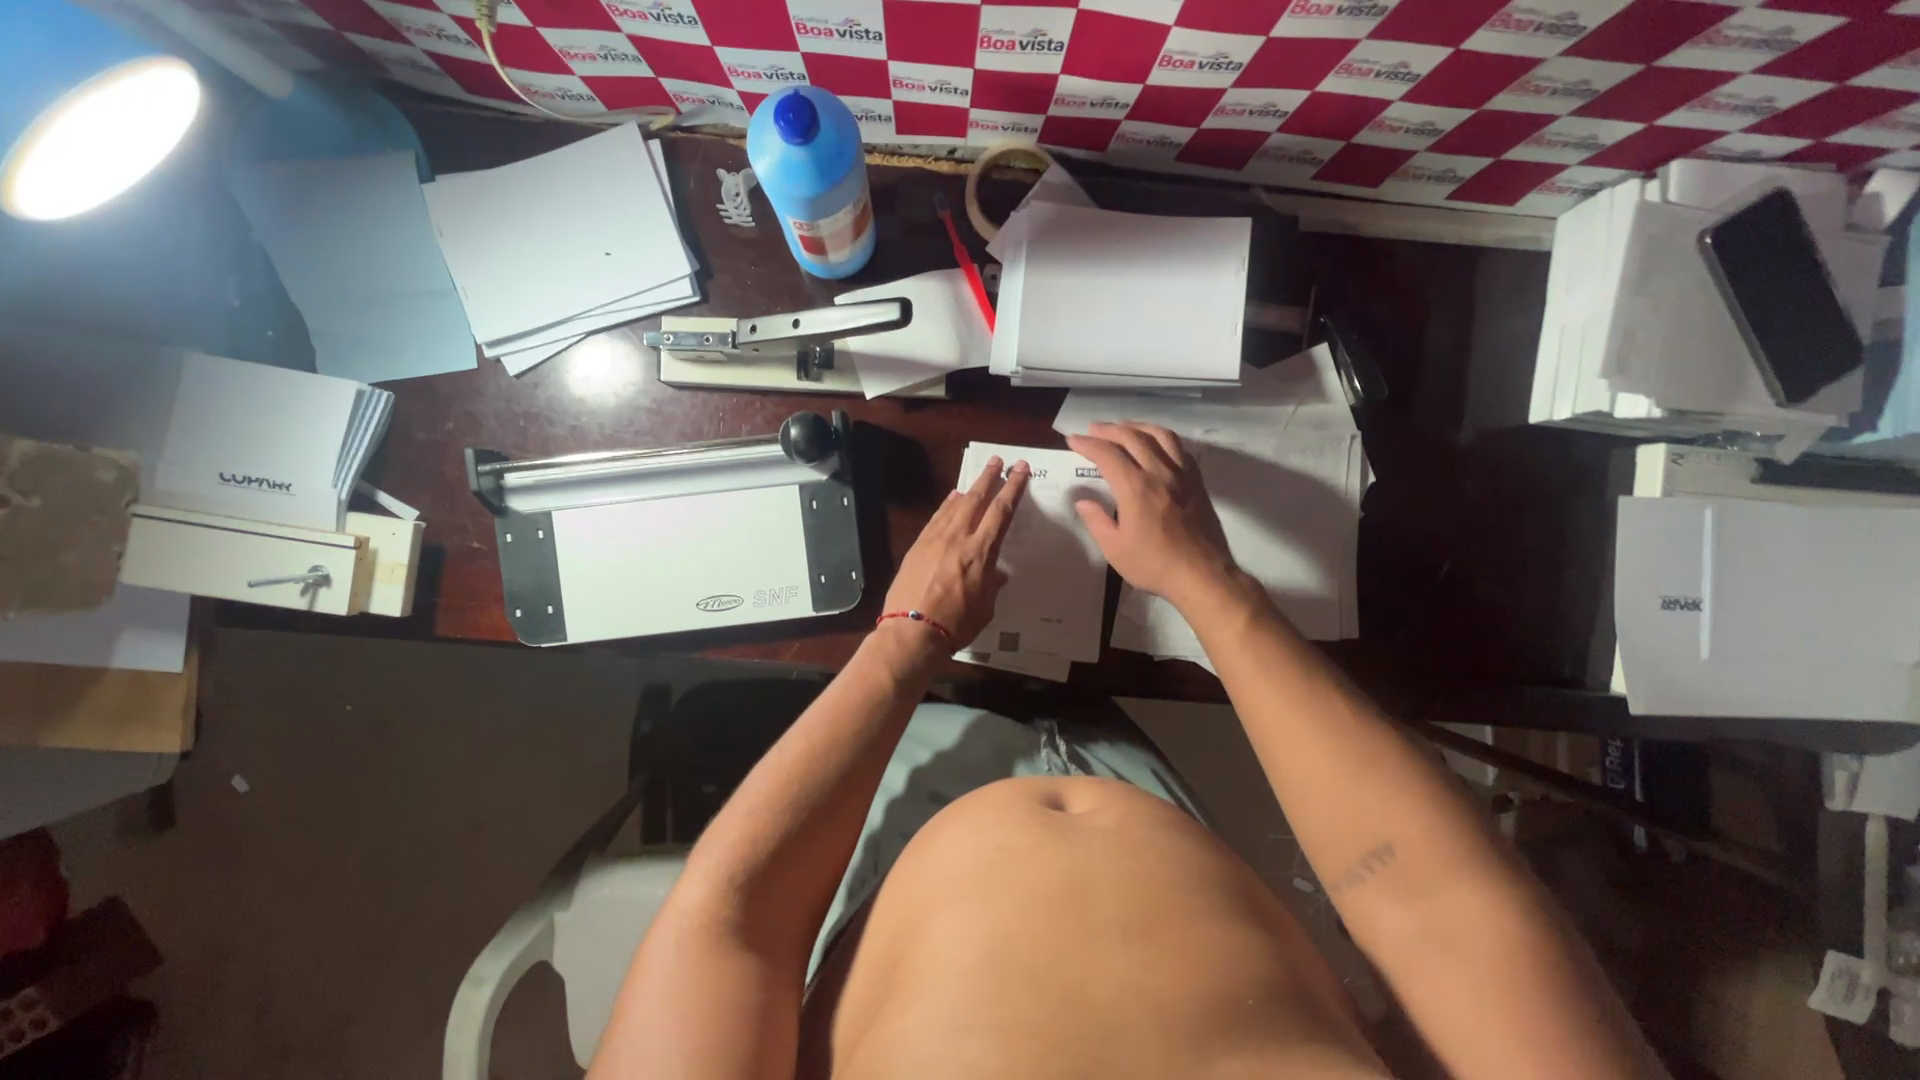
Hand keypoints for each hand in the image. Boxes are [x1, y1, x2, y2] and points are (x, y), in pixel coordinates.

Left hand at [882, 456, 1030, 649]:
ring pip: (955, 505)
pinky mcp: (917, 546)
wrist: (912, 631)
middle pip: (977, 499)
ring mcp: (935, 540)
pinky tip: (952, 498)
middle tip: (998, 460)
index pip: (1001, 511)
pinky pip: (936, 518)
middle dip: (989, 477)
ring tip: (978, 476)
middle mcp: (959, 538)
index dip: (1013, 488)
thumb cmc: (956, 624)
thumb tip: (997, 573)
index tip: (1020, 469)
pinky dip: (947, 505)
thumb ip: (992, 586)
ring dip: (969, 487)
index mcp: (981, 552)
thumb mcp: (985, 608)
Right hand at [1067, 422, 1240, 607]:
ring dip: (1138, 427)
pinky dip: (1163, 439)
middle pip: (1133, 437)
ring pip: (1160, 436)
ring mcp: (1182, 474)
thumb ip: (1097, 521)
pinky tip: (1157, 445)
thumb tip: (1083, 502)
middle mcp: (1159, 472)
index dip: (1087, 444)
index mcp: (1135, 487)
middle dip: (1109, 429)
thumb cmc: (1155, 565)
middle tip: (1093, 429)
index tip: (1072, 440)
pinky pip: (1180, 449)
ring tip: (1125, 428)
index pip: (1107, 454)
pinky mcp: (1197, 482)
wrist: (1203, 575)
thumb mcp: (1115, 549)